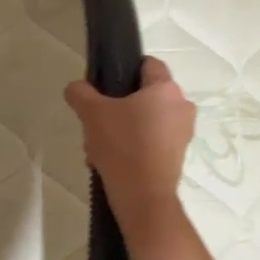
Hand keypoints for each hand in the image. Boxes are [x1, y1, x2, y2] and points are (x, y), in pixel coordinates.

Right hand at [64, 56, 196, 241]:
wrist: (143, 195)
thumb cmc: (121, 144)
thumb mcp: (91, 113)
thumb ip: (80, 93)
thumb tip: (76, 88)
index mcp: (166, 88)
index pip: (148, 64)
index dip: (124, 70)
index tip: (104, 86)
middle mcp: (182, 106)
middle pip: (144, 96)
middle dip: (117, 107)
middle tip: (96, 122)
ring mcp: (183, 132)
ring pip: (145, 120)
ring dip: (121, 129)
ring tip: (98, 147)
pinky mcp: (178, 155)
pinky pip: (151, 141)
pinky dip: (132, 147)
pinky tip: (110, 162)